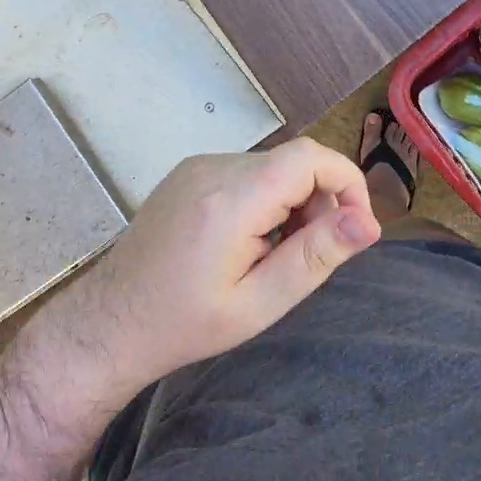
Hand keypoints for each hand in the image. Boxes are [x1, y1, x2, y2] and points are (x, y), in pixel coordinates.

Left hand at [53, 138, 379, 399]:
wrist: (112, 320)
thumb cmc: (186, 324)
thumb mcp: (259, 303)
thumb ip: (315, 257)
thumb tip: (369, 223)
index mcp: (231, 199)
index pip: (311, 157)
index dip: (348, 184)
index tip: (354, 231)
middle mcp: (213, 168)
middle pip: (294, 162)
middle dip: (319, 202)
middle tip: (305, 258)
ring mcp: (196, 166)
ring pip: (272, 167)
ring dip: (292, 203)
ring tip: (271, 258)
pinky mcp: (188, 173)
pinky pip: (246, 172)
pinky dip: (264, 199)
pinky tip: (246, 244)